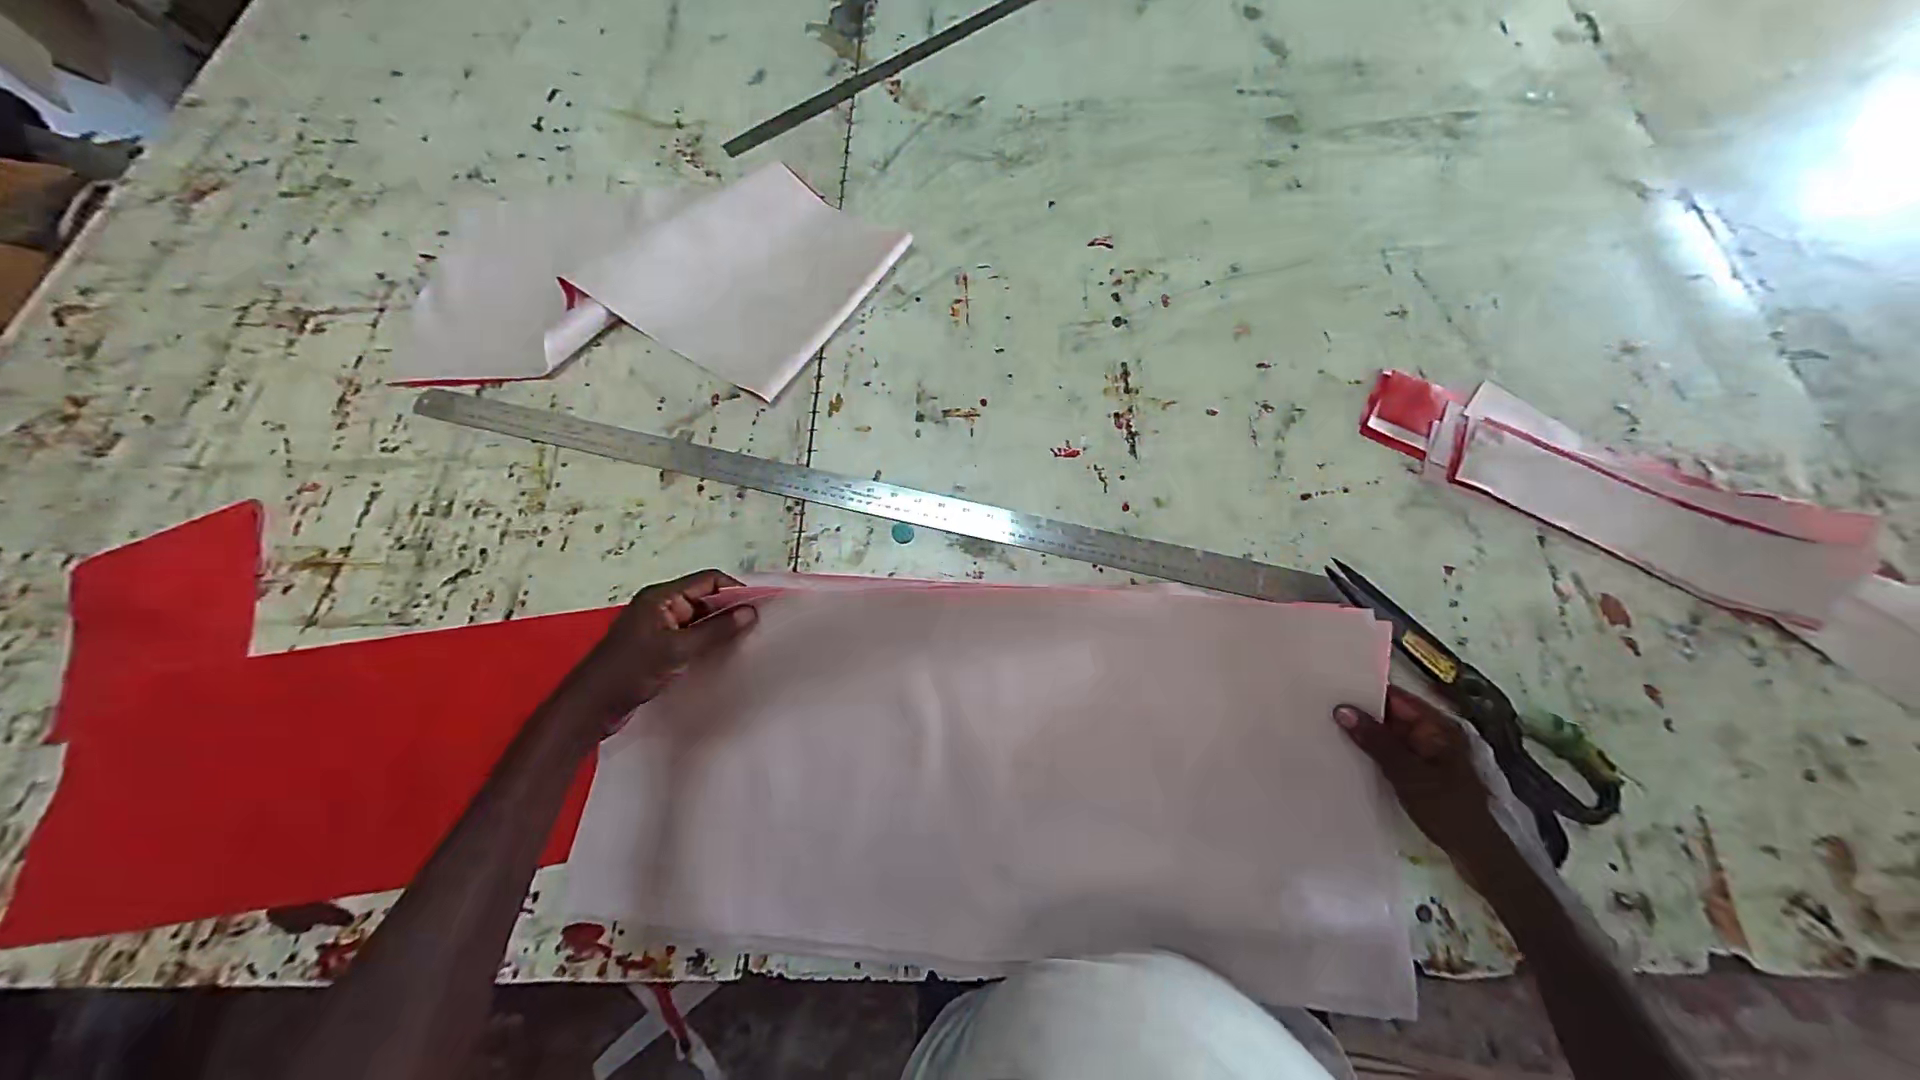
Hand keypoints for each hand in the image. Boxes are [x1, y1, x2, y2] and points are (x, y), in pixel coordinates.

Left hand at [558, 570, 758, 723]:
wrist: (590, 708)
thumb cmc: (629, 672)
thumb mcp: (677, 649)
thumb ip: (716, 630)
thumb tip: (750, 612)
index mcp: (660, 597)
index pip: (708, 580)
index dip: (735, 590)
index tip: (759, 607)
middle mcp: (660, 607)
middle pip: (705, 599)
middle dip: (730, 611)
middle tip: (757, 627)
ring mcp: (659, 628)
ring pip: (700, 621)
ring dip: (720, 630)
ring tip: (745, 642)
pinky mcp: (659, 649)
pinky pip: (691, 638)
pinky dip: (707, 644)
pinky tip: (722, 656)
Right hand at [1336, 686, 1517, 879]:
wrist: (1504, 868)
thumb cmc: (1459, 814)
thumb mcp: (1410, 776)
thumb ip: (1376, 742)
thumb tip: (1344, 709)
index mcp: (1448, 728)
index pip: (1399, 699)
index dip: (1366, 694)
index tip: (1333, 695)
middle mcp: (1452, 740)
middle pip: (1401, 721)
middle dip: (1367, 722)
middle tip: (1327, 719)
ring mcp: (1452, 763)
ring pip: (1404, 745)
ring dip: (1377, 747)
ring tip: (1337, 742)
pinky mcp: (1449, 785)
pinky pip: (1412, 765)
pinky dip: (1391, 766)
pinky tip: (1366, 772)